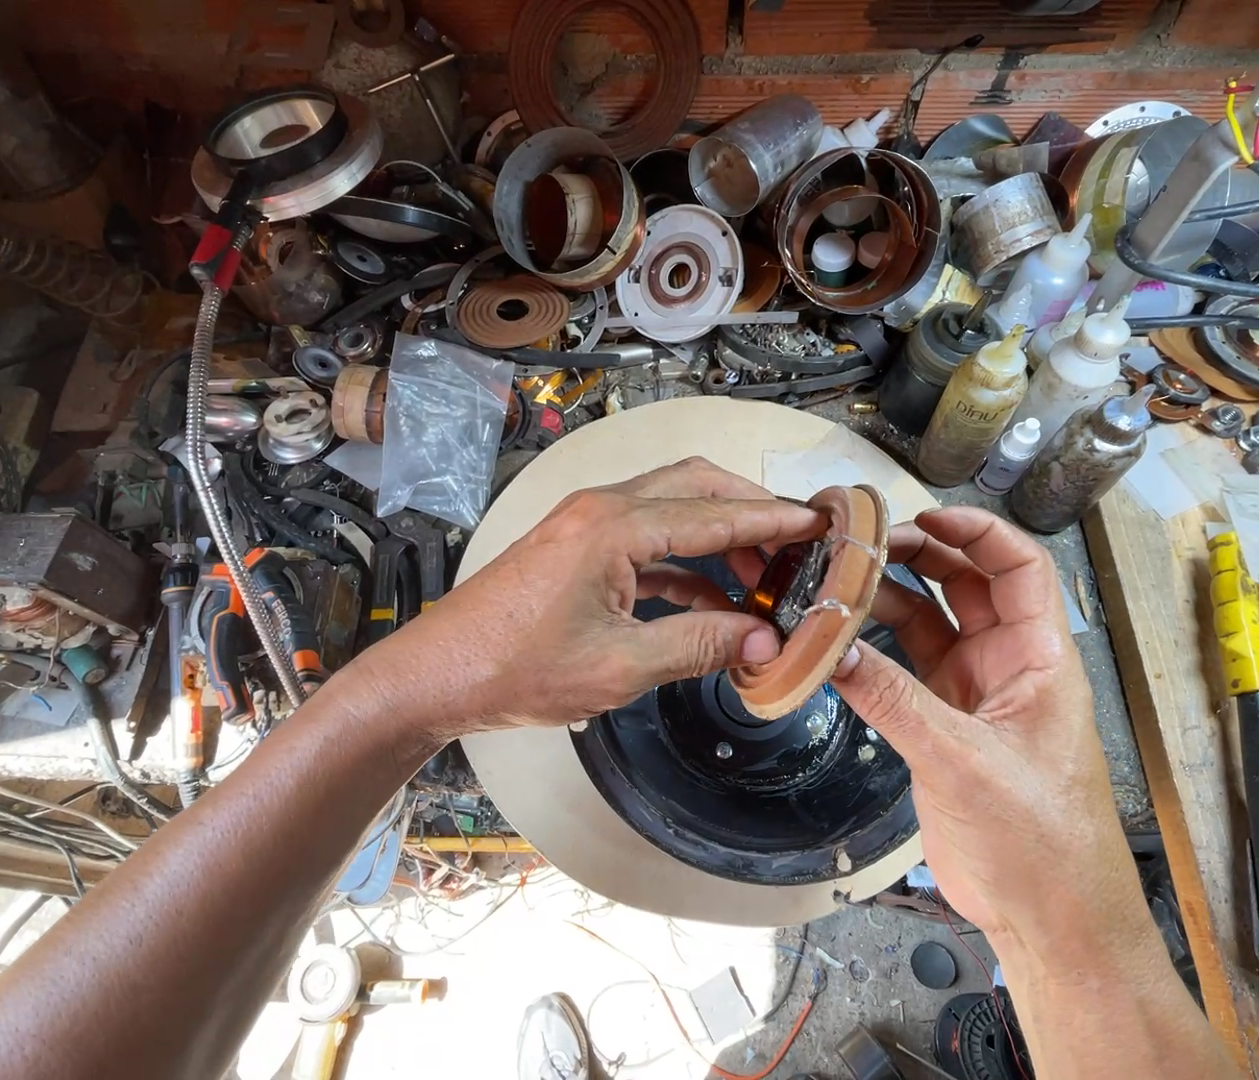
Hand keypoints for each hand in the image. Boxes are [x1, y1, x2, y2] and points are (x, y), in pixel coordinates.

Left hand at [343, 458, 824, 741]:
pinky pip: (646, 542)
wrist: (436, 675)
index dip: (774, 521)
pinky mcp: (576, 548)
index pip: (715, 513)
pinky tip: (711, 602)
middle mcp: (603, 508)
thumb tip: (764, 642)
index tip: (822, 523)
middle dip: (750, 511)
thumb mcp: (619, 667)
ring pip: (672, 509)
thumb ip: (697, 646)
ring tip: (762, 580)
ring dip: (718, 537)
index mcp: (615, 525)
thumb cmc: (520, 669)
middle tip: (795, 547)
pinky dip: (684, 564)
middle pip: (695, 486)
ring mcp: (585, 524)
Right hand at [827, 507, 1136, 944]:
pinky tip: (843, 637)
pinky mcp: (943, 723)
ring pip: (932, 623)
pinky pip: (907, 667)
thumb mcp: (962, 760)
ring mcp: (973, 694)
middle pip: (967, 586)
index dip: (978, 533)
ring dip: (893, 599)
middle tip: (867, 545)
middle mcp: (1007, 666)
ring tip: (846, 581)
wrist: (1045, 916)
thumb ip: (892, 700)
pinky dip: (876, 648)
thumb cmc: (1039, 841)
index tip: (924, 517)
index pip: (1020, 569)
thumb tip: (831, 649)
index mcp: (1040, 660)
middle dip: (922, 557)